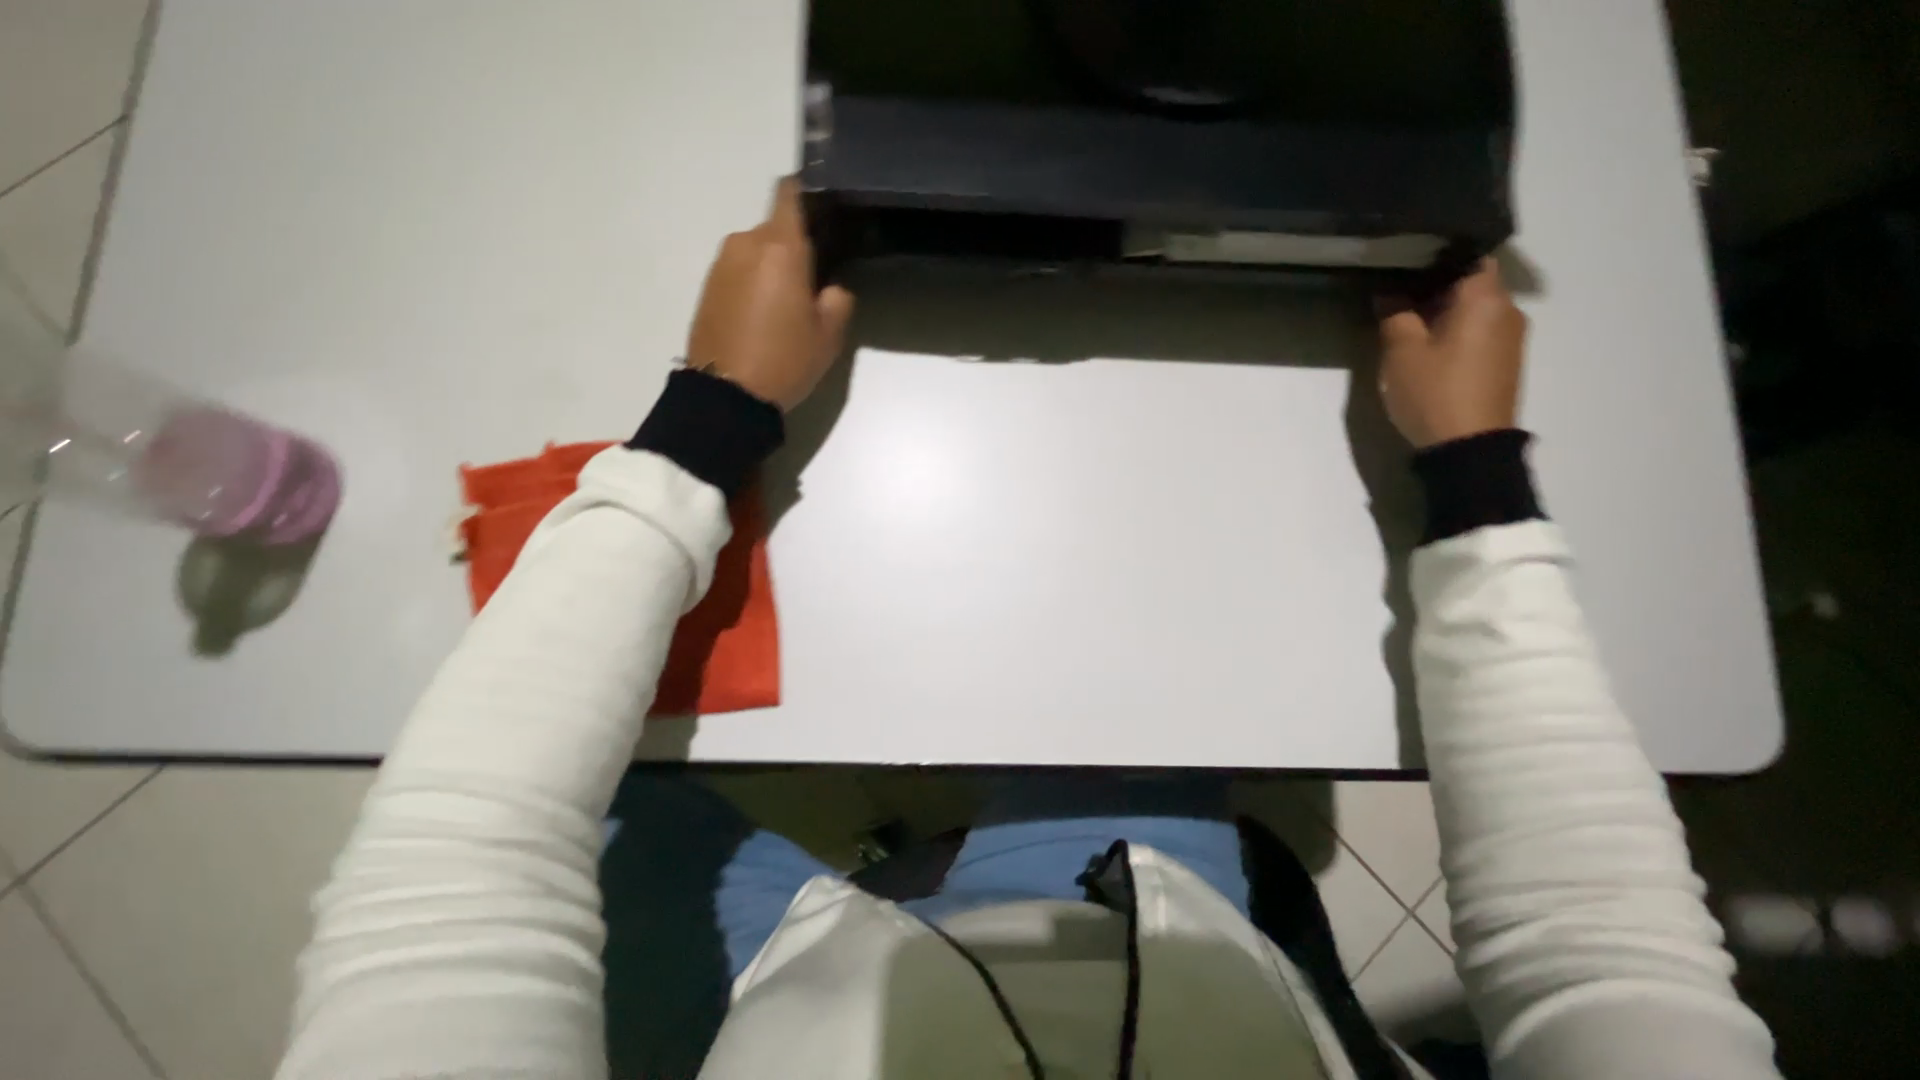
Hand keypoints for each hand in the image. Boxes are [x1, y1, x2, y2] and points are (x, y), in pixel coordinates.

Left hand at [686, 178, 855, 410]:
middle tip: (813, 283)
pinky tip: (763, 316)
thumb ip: (838, 298)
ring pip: (757, 251)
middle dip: (795, 248)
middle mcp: (746, 243)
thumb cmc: (784, 360)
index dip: (810, 196)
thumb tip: (830, 285)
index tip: (826, 215)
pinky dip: (753, 284)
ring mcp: (721, 264)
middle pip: (777, 229)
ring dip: (772, 269)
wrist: (725, 397)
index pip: (791, 193)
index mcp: (781, 246)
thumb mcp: (829, 335)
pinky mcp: (707, 287)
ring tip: (787, 306)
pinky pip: (739, 272)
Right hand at [1377, 258, 1528, 449]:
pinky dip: (1456, 332)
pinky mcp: (1505, 363)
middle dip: (1435, 287)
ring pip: (1475, 309)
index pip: (1467, 255)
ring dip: (1445, 313)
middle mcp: (1507, 310)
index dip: (1435, 258)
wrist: (1469, 449)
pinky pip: (1480, 332)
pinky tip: (1430, 349)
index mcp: (1486, 298)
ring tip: (1409, 326)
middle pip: (1472, 283)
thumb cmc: (1435, 392)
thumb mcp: (1402, 352)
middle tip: (1397, 298)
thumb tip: (1390, 292)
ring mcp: (1511, 338)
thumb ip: (1395, 314)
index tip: (1404, 268)